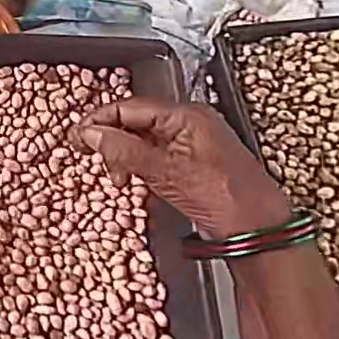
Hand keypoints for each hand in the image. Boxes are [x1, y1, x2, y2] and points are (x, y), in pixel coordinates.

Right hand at [75, 97, 291, 237]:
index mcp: (185, 115)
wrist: (260, 231)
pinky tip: (131, 180)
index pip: (128, 107)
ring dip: (121, 155)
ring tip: (118, 178)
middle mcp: (187, 122)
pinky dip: (136, 165)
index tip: (77, 138)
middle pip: (133, 121)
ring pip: (140, 139)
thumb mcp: (166, 172)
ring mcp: (189, 142)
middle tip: (92, 158)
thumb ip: (124, 150)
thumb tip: (90, 134)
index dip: (99, 121)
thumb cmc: (223, 198)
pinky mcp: (189, 162)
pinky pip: (152, 154)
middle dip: (110, 140)